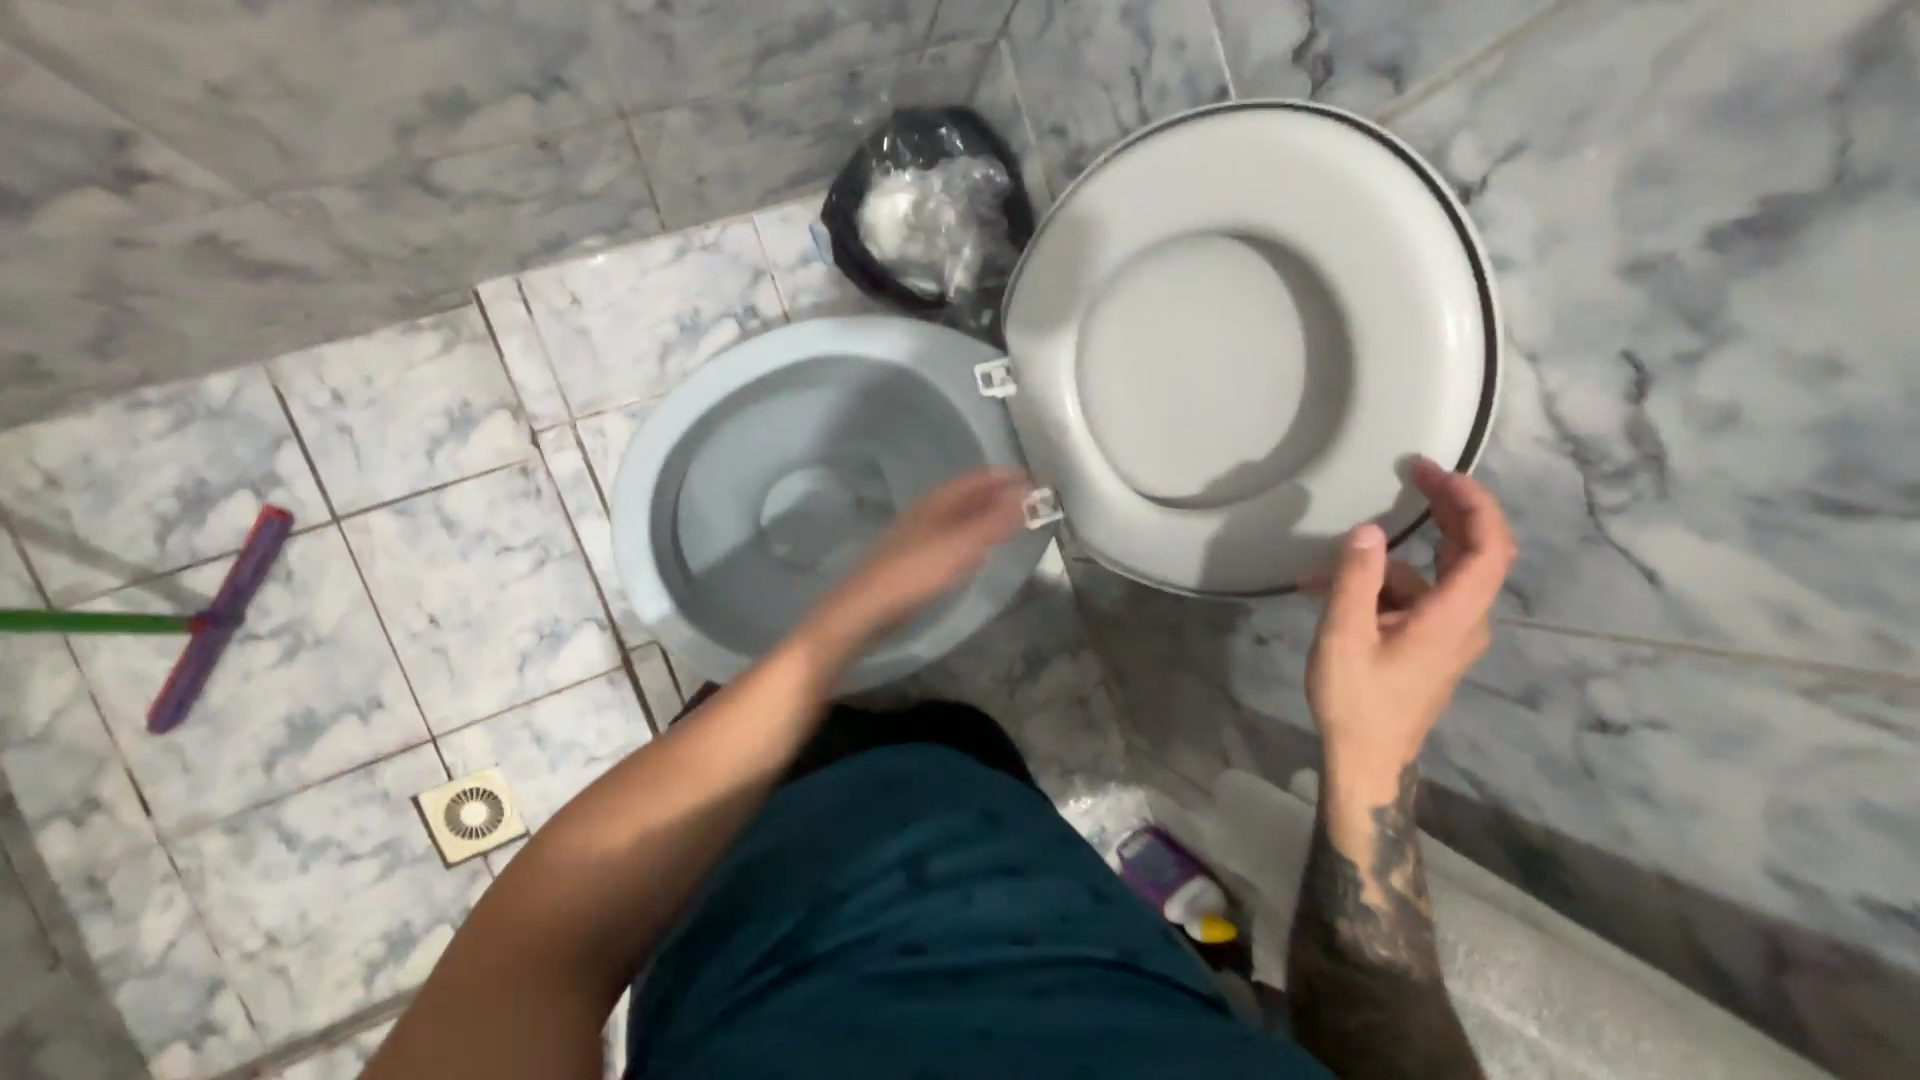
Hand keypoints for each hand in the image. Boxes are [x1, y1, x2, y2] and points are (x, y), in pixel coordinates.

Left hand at [809, 468, 1028, 645]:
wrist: (867, 607)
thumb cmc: (915, 571)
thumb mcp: (961, 545)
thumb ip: (993, 520)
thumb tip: (1025, 494)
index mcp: (937, 502)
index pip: (975, 479)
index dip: (1002, 476)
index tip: (1032, 479)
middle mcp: (927, 513)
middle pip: (966, 497)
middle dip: (996, 495)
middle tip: (1028, 501)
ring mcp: (919, 536)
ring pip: (958, 518)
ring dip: (983, 515)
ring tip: (1009, 521)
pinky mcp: (915, 560)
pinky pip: (950, 539)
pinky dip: (970, 537)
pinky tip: (977, 552)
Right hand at [1306, 458, 1515, 796]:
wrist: (1367, 759)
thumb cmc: (1357, 701)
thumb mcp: (1344, 637)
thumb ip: (1356, 580)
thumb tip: (1368, 530)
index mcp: (1455, 616)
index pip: (1489, 546)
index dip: (1472, 501)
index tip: (1436, 472)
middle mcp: (1467, 620)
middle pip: (1473, 551)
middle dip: (1445, 509)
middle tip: (1411, 473)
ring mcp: (1451, 633)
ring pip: (1430, 576)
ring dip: (1384, 562)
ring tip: (1325, 566)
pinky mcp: (1433, 643)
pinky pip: (1413, 599)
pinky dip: (1379, 587)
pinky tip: (1331, 591)